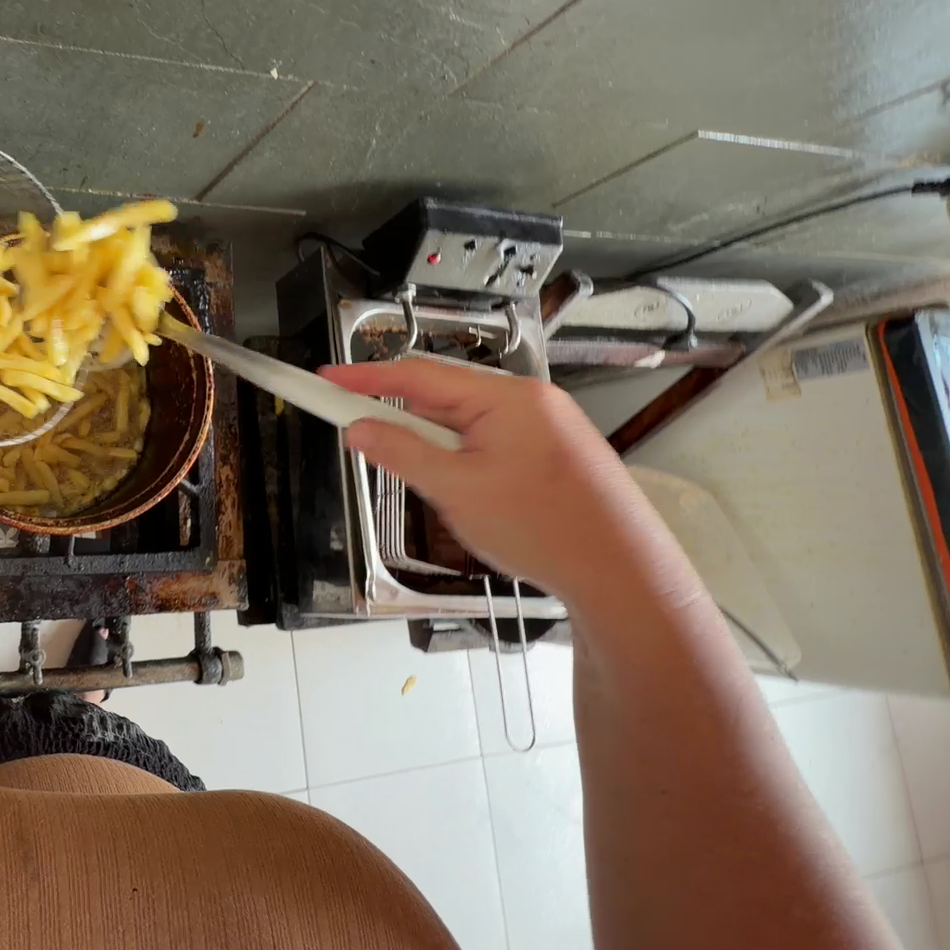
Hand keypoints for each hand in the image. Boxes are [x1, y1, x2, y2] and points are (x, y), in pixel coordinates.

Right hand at [318, 359, 689, 601]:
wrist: (621, 574)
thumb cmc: (546, 529)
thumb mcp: (455, 490)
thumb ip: (401, 453)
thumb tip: (360, 429)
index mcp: (507, 398)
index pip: (418, 375)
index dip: (365, 376)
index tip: (328, 378)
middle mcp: (528, 401)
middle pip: (441, 394)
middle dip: (399, 415)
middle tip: (358, 432)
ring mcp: (543, 424)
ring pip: (464, 420)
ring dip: (431, 442)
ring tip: (423, 480)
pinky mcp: (548, 449)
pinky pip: (486, 437)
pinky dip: (457, 453)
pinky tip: (454, 484)